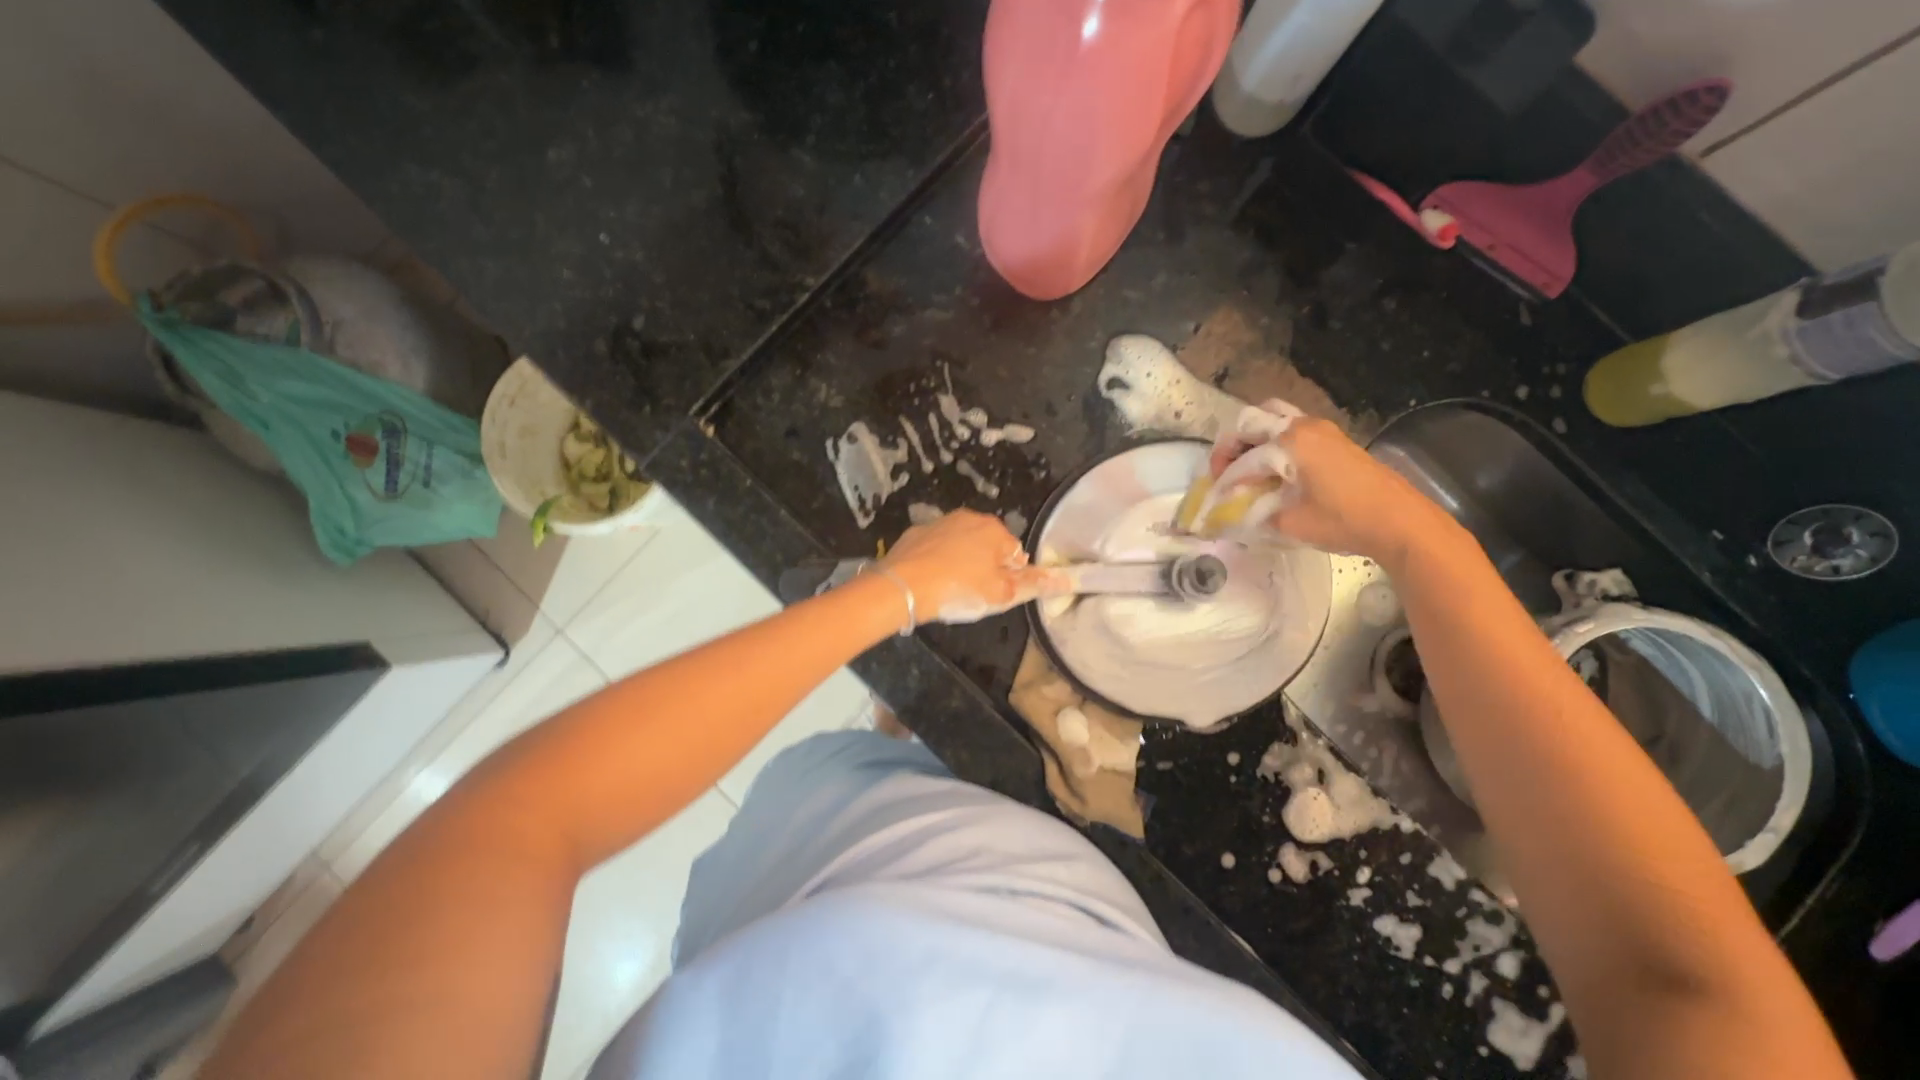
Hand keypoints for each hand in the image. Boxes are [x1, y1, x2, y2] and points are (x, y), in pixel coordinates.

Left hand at [876, 509, 1059, 625]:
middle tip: (974, 593)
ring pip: (961, 543)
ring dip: (961, 561)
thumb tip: (1065, 579)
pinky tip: (929, 580)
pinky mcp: (915, 532)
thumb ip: (1033, 584)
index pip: (1016, 554)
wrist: (903, 586)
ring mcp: (940, 522)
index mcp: (996, 531)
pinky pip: (935, 546)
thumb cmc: (960, 589)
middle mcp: (970, 518)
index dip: (1010, 577)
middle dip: (986, 565)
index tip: (996, 594)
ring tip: (951, 588)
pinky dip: (936, 559)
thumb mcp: (1001, 594)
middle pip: (988, 545)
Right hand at [1212, 411, 1442, 568]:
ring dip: (1254, 438)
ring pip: (1274, 418)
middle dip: (1231, 447)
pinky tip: (1275, 469)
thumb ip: (1255, 514)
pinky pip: (1292, 428)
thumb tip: (1230, 515)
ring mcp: (1321, 429)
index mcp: (1288, 443)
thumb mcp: (1290, 523)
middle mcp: (1302, 426)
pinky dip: (1274, 441)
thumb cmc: (1343, 521)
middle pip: (1252, 422)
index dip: (1224, 482)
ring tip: (1247, 467)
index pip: (1243, 460)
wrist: (1399, 521)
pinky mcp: (1334, 439)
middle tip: (1223, 474)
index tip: (1213, 503)